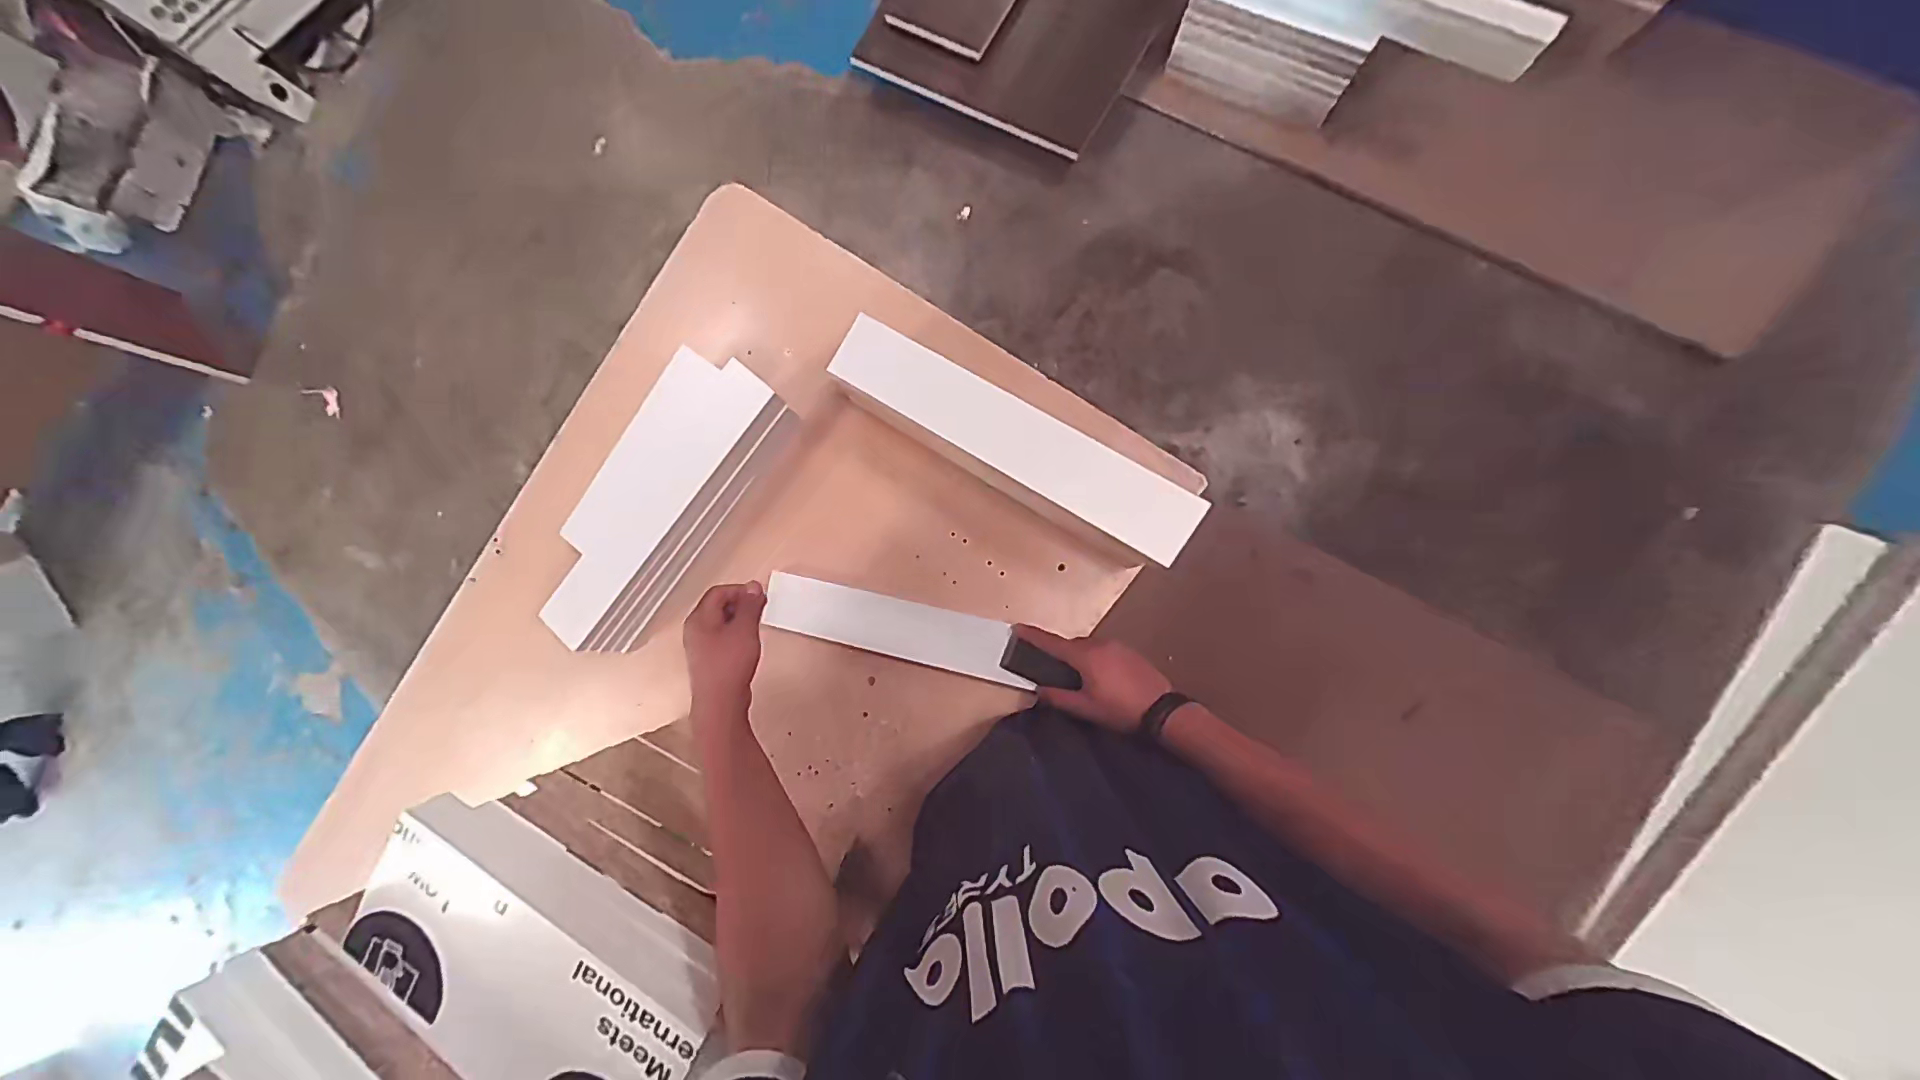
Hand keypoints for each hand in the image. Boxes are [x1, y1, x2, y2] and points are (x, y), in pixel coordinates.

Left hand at [685, 581, 767, 706]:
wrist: (720, 702)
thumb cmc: (729, 665)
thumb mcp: (745, 629)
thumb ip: (750, 606)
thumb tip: (753, 588)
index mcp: (699, 618)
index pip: (718, 592)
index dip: (740, 590)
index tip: (758, 595)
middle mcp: (695, 630)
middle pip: (717, 605)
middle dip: (740, 603)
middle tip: (759, 607)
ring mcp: (700, 646)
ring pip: (719, 622)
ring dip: (739, 618)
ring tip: (755, 624)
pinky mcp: (708, 659)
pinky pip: (721, 636)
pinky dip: (735, 632)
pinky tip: (747, 642)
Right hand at [1011, 625, 1171, 733]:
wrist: (1162, 710)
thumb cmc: (1121, 710)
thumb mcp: (1085, 708)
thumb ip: (1058, 697)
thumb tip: (1038, 690)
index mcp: (1085, 656)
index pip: (1052, 642)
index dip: (1033, 636)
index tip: (1018, 628)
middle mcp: (1099, 644)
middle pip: (1070, 644)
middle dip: (1059, 653)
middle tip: (1051, 669)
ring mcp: (1116, 645)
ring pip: (1088, 646)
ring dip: (1078, 657)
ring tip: (1079, 679)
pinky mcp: (1129, 651)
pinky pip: (1103, 649)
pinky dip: (1094, 658)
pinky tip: (1100, 677)